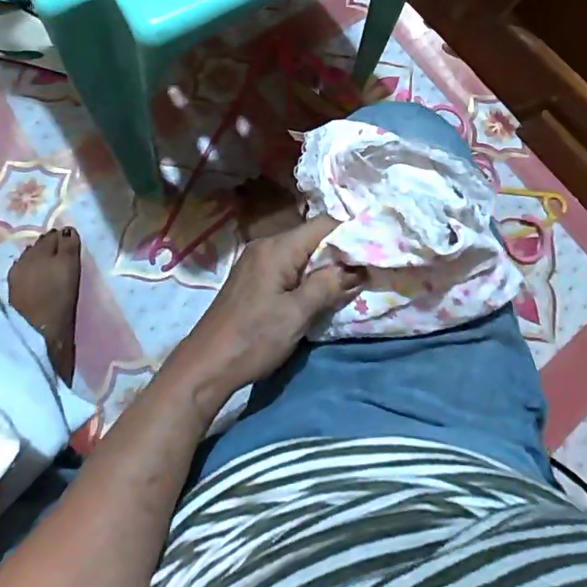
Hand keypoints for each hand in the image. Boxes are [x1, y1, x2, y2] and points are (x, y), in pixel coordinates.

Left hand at [166, 217, 362, 397]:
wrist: (208, 362)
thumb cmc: (253, 338)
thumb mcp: (296, 314)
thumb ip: (326, 286)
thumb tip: (356, 267)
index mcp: (276, 248)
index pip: (323, 224)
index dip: (352, 233)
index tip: (378, 247)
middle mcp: (265, 246)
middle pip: (312, 237)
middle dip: (341, 251)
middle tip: (372, 267)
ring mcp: (257, 261)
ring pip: (301, 253)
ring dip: (325, 265)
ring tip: (354, 280)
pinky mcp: (254, 278)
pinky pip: (288, 266)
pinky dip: (307, 275)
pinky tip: (322, 290)